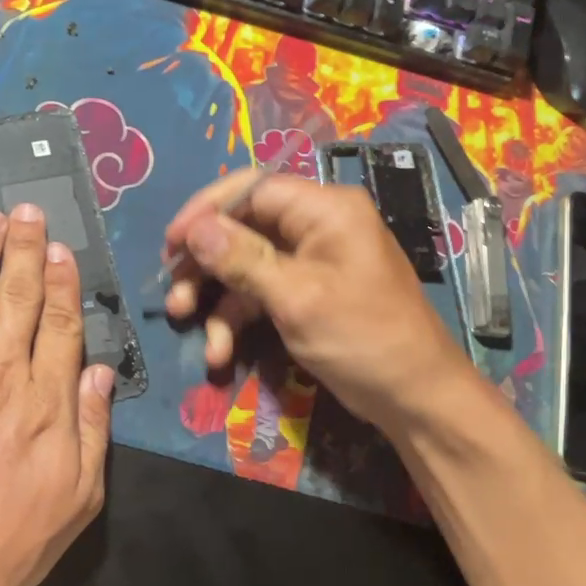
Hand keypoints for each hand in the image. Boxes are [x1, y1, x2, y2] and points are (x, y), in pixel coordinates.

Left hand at [0, 203, 116, 585]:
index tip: (62, 248)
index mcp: (46, 403)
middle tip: (27, 210)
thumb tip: (97, 370)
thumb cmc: (12, 542)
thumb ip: (92, 429)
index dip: (62, 281)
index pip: (59, 324)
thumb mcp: (79, 498)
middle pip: (17, 299)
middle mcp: (0, 377)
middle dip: (25, 249)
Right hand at [162, 173, 474, 432]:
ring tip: (186, 322)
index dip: (205, 212)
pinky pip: (258, 293)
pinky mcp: (304, 293)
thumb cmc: (361, 338)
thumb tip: (194, 229)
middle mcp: (316, 226)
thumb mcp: (296, 297)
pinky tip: (219, 352)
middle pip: (242, 228)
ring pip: (243, 265)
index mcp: (324, 210)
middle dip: (204, 263)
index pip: (252, 189)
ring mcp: (310, 261)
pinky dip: (235, 320)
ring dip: (214, 297)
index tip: (171, 245)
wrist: (413, 397)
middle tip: (175, 292)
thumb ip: (242, 259)